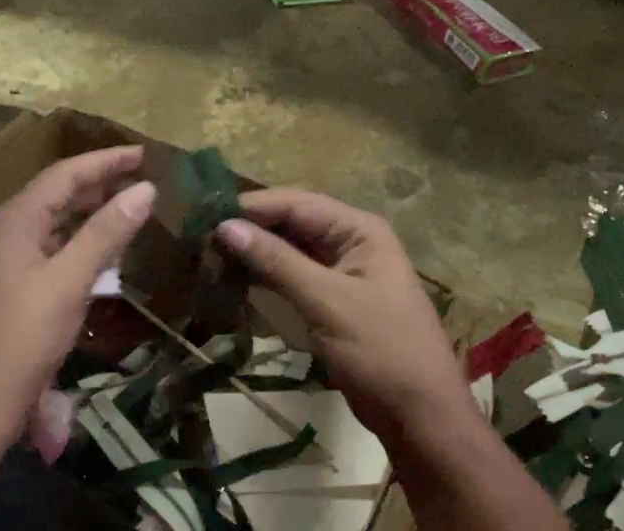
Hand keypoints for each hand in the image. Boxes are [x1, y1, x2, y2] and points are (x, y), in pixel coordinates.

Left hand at [0, 146, 157, 451]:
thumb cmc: (23, 334)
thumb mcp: (69, 280)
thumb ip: (107, 232)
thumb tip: (145, 189)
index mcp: (17, 218)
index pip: (65, 173)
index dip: (105, 161)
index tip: (142, 153)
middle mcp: (11, 229)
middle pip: (59, 192)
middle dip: (100, 181)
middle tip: (142, 175)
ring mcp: (12, 258)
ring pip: (58, 220)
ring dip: (93, 210)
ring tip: (131, 204)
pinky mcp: (18, 284)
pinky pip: (56, 246)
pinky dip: (84, 240)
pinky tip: (107, 250)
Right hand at [215, 189, 468, 445]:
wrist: (422, 420)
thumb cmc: (382, 351)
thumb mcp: (327, 302)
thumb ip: (276, 261)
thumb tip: (225, 226)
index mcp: (359, 230)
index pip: (296, 203)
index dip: (252, 207)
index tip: (206, 215)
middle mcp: (350, 242)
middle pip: (291, 224)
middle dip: (250, 229)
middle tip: (201, 237)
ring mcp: (342, 273)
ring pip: (288, 251)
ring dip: (254, 254)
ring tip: (210, 257)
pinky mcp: (332, 302)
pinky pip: (292, 278)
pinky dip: (266, 278)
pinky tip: (235, 281)